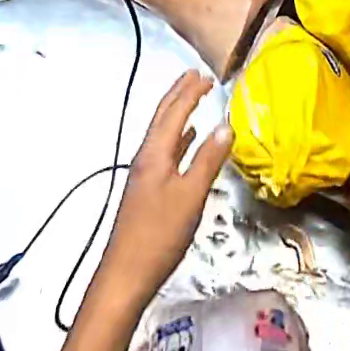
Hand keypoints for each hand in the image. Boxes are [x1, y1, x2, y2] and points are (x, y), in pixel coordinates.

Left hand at [94, 71, 231, 307]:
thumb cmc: (159, 235)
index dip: (190, 93)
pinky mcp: (148, 189)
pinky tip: (187, 141)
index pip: (175, 113)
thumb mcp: (190, 197)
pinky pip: (165, 150)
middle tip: (195, 75)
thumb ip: (207, 160)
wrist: (125, 275)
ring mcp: (145, 173)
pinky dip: (178, 138)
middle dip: (179, 94)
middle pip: (163, 117)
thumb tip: (224, 126)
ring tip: (192, 98)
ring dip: (178, 112)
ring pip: (163, 132)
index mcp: (155, 153)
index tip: (207, 76)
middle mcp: (147, 157)